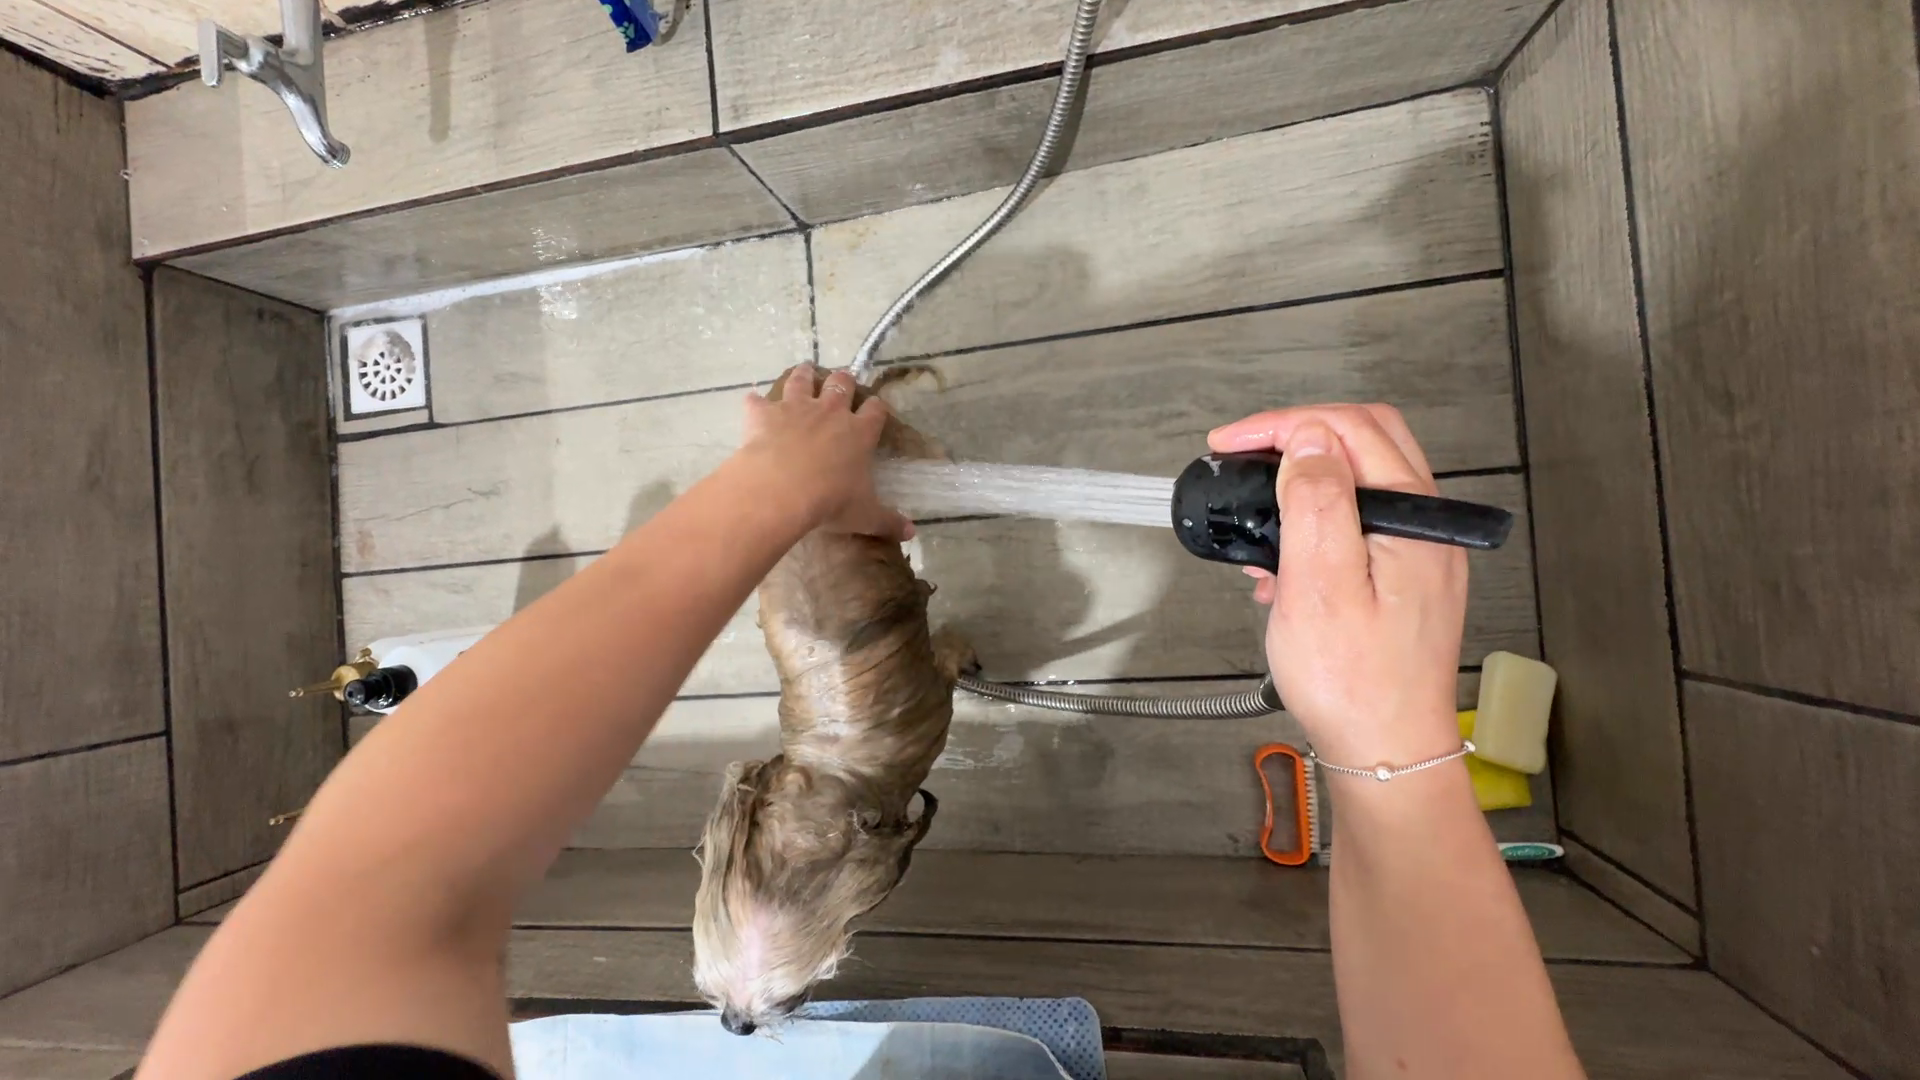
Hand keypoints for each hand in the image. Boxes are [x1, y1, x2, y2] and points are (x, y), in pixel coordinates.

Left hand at [737, 366, 913, 541]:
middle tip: (842, 383)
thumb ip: (888, 521)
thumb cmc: (831, 501)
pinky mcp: (764, 414)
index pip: (876, 410)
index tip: (876, 409)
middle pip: (841, 384)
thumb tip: (911, 533)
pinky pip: (757, 401)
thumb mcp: (864, 515)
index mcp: (859, 433)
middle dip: (843, 381)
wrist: (782, 490)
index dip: (877, 408)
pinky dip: (755, 402)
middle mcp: (830, 412)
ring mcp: (795, 408)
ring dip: (803, 375)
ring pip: (801, 380)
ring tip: (804, 371)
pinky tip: (753, 403)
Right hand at [1209, 405, 1465, 768]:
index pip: (1348, 430)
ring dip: (1303, 480)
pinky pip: (1357, 521)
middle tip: (1242, 456)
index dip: (1283, 425)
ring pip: (1360, 479)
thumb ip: (1316, 503)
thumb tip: (1309, 440)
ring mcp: (1418, 551)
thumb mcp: (1319, 585)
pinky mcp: (1402, 577)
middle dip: (1297, 437)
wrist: (1385, 752)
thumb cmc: (1349, 678)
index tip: (1227, 443)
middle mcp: (1425, 524)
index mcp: (1412, 517)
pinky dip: (1314, 520)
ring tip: (1253, 517)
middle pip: (1364, 441)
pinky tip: (1280, 563)